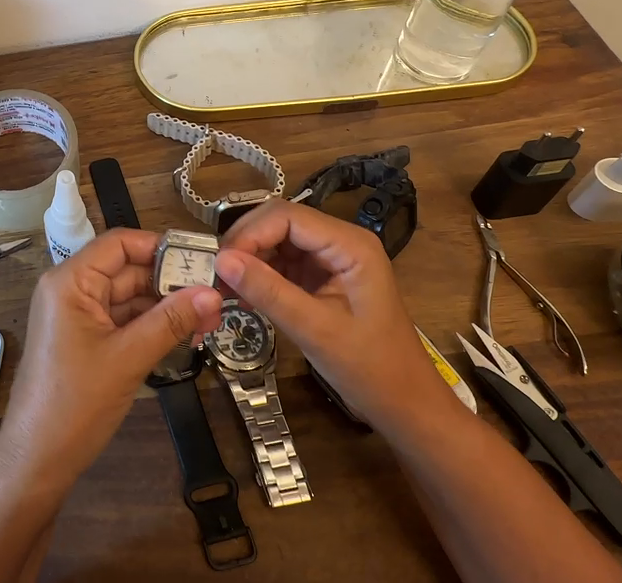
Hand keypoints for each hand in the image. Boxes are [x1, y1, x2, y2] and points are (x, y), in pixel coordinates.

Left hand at [0, 228, 223, 486]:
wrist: (38, 458)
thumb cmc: (75, 402)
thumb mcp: (128, 358)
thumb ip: (170, 321)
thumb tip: (212, 292)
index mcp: (70, 281)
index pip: (119, 243)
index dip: (161, 246)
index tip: (203, 260)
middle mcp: (71, 289)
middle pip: (127, 269)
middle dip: (171, 281)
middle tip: (216, 297)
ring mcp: (77, 315)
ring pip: (129, 296)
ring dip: (166, 305)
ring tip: (209, 320)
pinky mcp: (86, 339)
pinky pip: (123, 319)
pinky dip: (152, 324)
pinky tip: (184, 334)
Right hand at [214, 200, 456, 440]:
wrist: (405, 405)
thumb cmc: (371, 369)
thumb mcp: (316, 331)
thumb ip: (269, 292)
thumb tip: (221, 260)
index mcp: (350, 245)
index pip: (286, 216)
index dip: (249, 234)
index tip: (221, 266)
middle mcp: (339, 241)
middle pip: (278, 222)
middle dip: (244, 245)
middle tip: (216, 277)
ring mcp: (329, 258)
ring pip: (274, 240)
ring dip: (247, 260)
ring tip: (225, 289)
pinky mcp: (319, 276)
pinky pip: (280, 262)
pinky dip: (257, 275)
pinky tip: (243, 297)